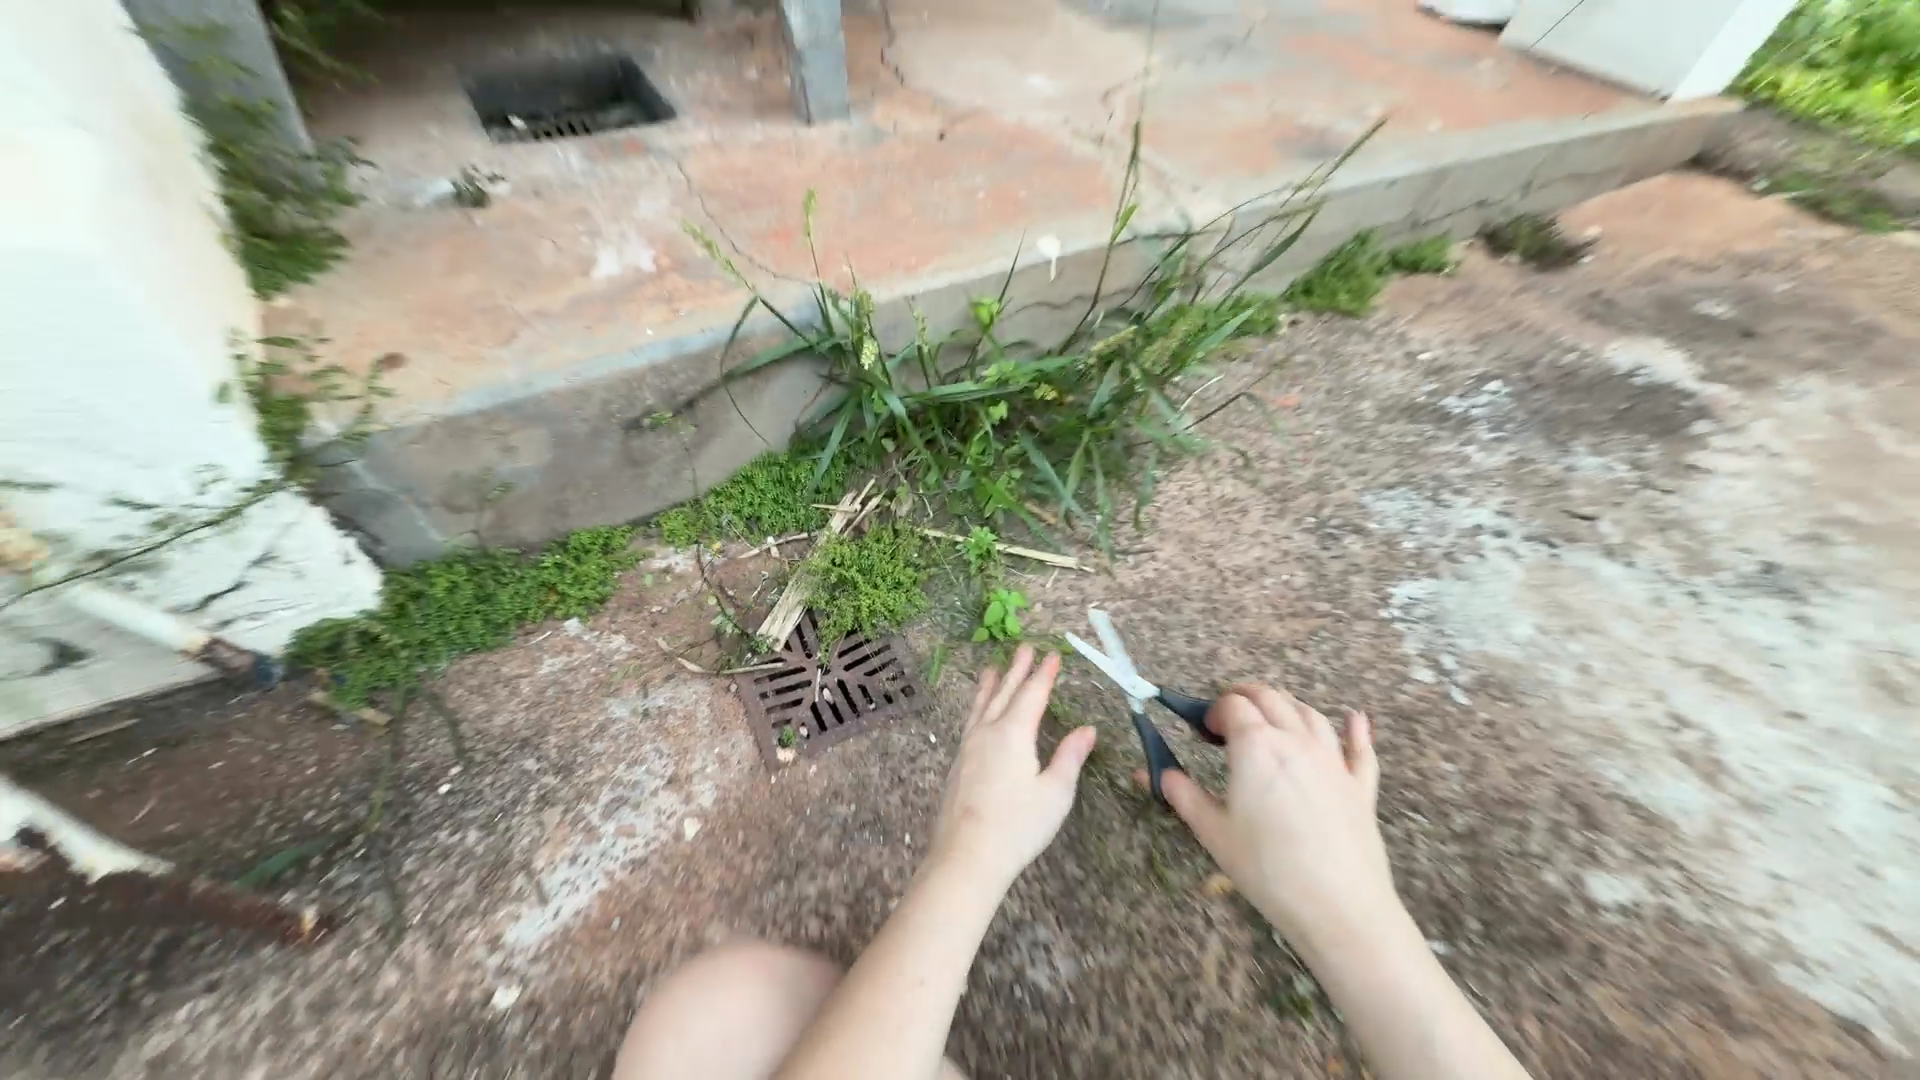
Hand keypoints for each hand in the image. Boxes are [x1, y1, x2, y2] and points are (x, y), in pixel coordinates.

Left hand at [928, 646, 1097, 890]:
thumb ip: (1070, 757)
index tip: (1053, 655)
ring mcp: (967, 748)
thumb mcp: (1055, 793)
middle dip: (1017, 670)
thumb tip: (1086, 729)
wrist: (966, 857)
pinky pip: (969, 722)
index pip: (1032, 695)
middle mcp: (987, 733)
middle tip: (1024, 647)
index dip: (1044, 674)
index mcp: (1013, 734)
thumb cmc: (1017, 827)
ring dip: (990, 685)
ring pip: (980, 706)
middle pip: (1004, 693)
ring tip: (993, 668)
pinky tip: (977, 713)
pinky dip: (977, 707)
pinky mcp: (957, 765)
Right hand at [1160, 685, 1402, 959]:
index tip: (1203, 731)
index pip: (1232, 706)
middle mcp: (1295, 741)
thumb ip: (1184, 796)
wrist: (1338, 907)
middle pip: (1270, 698)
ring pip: (1310, 714)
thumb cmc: (1267, 869)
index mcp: (1255, 746)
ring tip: (1272, 714)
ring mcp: (1332, 761)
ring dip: (1286, 706)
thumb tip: (1160, 775)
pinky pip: (1360, 749)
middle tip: (1228, 712)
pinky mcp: (1360, 787)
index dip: (1213, 711)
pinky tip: (1356, 720)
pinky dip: (1356, 731)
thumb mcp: (1213, 832)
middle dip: (1245, 696)